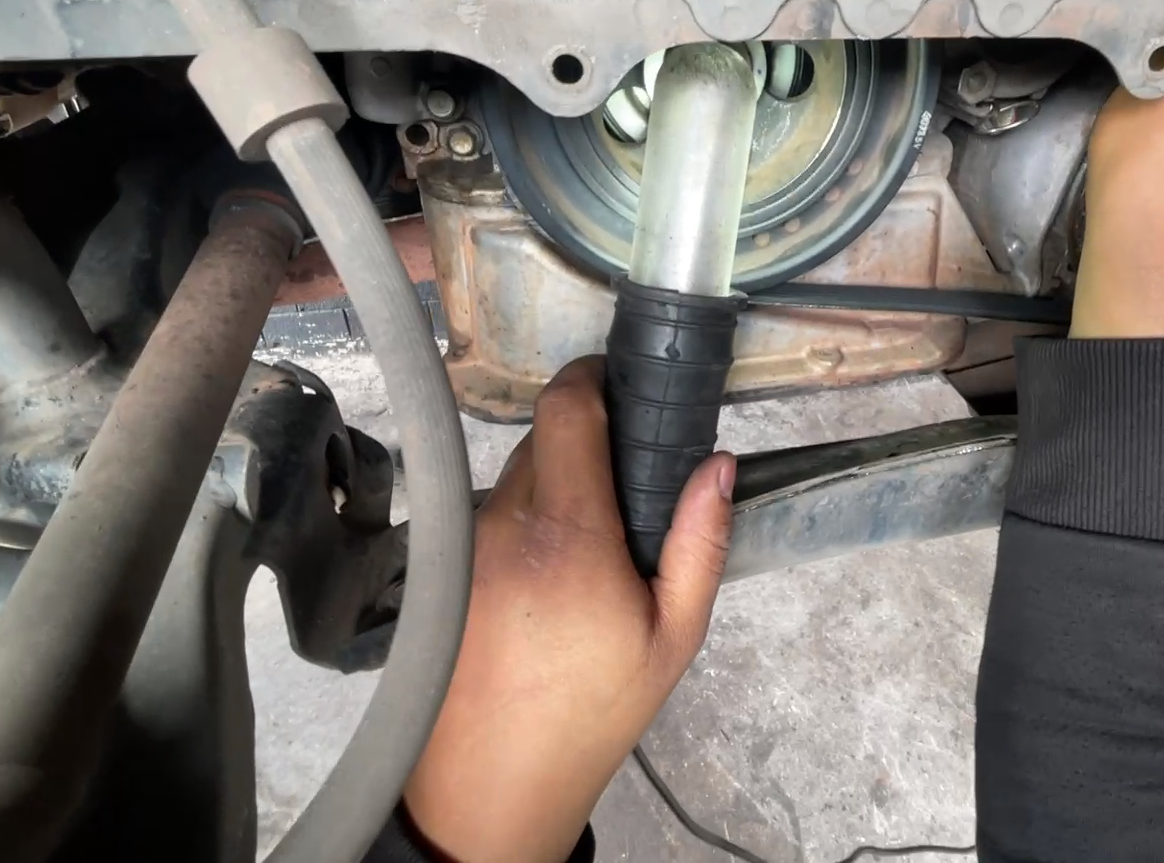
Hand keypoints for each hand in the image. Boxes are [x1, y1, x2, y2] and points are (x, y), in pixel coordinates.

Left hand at [403, 357, 735, 862]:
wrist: (490, 788)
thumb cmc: (593, 708)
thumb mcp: (673, 635)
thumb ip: (700, 542)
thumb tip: (718, 465)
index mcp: (568, 533)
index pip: (566, 410)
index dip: (591, 375)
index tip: (620, 378)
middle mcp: (504, 522)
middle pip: (546, 436)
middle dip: (588, 439)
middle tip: (627, 480)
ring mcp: (466, 542)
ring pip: (519, 472)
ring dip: (558, 478)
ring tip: (592, 534)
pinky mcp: (445, 563)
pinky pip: (493, 507)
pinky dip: (528, 511)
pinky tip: (549, 566)